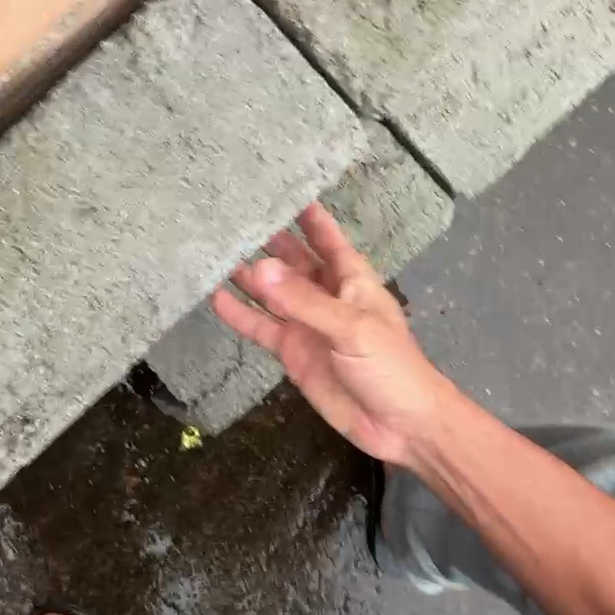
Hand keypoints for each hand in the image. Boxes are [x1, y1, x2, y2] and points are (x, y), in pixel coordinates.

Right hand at [211, 203, 456, 466]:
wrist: (400, 426)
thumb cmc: (391, 366)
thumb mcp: (351, 327)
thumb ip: (304, 301)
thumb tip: (258, 269)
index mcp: (350, 279)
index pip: (325, 237)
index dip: (306, 214)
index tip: (280, 188)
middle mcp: (325, 294)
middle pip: (292, 260)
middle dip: (268, 241)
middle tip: (232, 218)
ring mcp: (306, 323)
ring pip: (272, 291)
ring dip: (248, 275)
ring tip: (214, 253)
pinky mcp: (292, 351)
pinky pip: (261, 326)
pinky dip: (240, 314)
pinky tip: (216, 299)